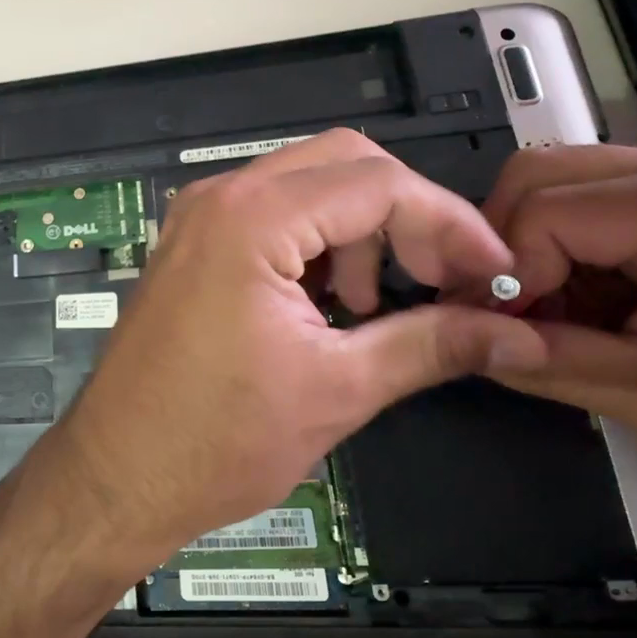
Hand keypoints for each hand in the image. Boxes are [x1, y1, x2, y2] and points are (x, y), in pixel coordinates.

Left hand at [37, 129, 547, 565]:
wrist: (117, 474)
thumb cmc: (218, 440)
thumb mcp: (339, 389)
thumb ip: (433, 345)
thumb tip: (520, 335)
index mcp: (251, 219)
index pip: (377, 183)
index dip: (448, 223)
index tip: (493, 273)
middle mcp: (220, 197)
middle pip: (342, 163)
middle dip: (405, 214)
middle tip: (443, 278)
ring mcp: (198, 217)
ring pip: (306, 184)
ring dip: (359, 228)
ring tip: (377, 304)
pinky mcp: (192, 243)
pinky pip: (270, 213)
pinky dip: (316, 241)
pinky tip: (333, 302)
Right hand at [479, 144, 636, 558]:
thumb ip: (549, 359)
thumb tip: (458, 338)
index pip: (545, 209)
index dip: (501, 273)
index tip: (488, 333)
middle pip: (543, 175)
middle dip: (505, 248)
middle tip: (500, 317)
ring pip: (563, 185)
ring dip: (536, 252)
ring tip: (546, 320)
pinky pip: (600, 205)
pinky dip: (572, 255)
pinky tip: (588, 308)